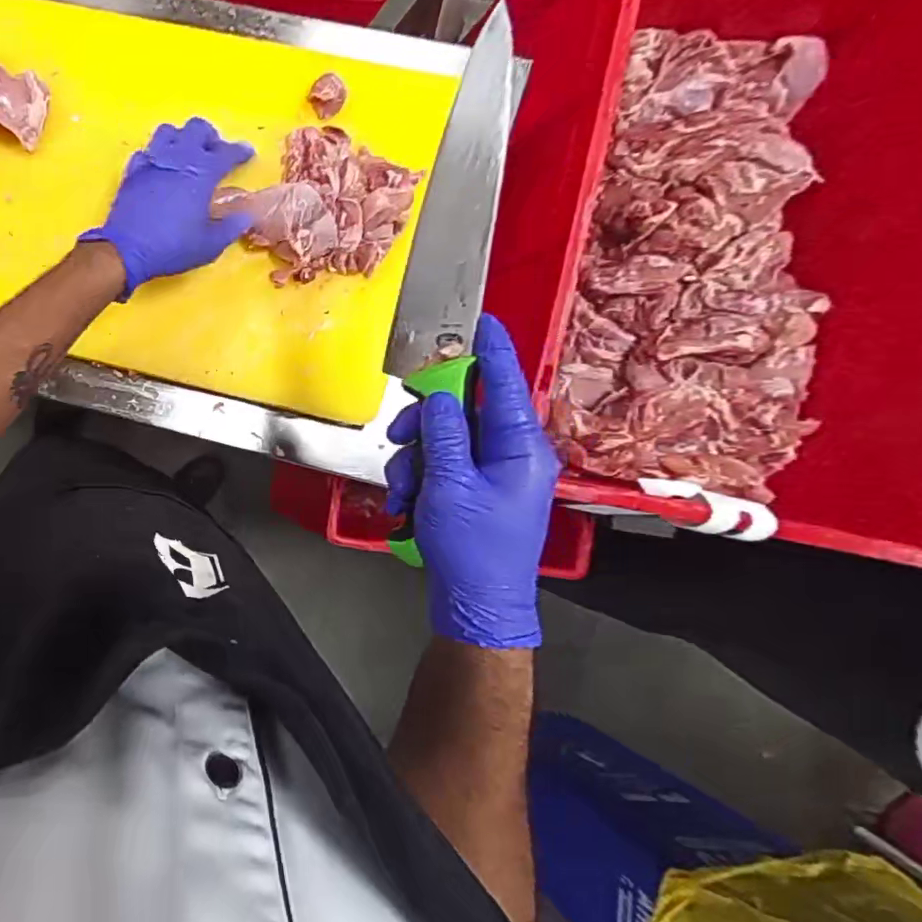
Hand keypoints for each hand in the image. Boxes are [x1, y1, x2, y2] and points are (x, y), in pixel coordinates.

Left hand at [79, 117, 254, 298]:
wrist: (126, 251)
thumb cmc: (172, 247)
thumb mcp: (208, 245)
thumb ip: (230, 228)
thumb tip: (245, 216)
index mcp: (203, 172)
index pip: (227, 152)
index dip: (240, 151)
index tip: (246, 154)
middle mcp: (178, 158)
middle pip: (197, 128)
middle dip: (209, 137)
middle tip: (213, 152)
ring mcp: (152, 162)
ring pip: (168, 132)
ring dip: (180, 138)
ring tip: (184, 154)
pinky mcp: (132, 173)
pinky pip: (145, 153)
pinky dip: (154, 157)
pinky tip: (157, 169)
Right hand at [384, 316, 559, 648]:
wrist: (477, 599)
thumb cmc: (473, 546)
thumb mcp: (451, 486)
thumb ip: (445, 436)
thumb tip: (444, 397)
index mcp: (520, 448)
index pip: (506, 386)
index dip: (493, 352)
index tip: (483, 322)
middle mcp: (510, 455)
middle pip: (463, 415)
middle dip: (425, 426)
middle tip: (400, 440)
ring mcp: (490, 475)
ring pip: (442, 443)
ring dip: (413, 462)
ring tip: (404, 493)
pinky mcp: (471, 492)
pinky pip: (438, 469)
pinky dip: (417, 482)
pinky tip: (407, 504)